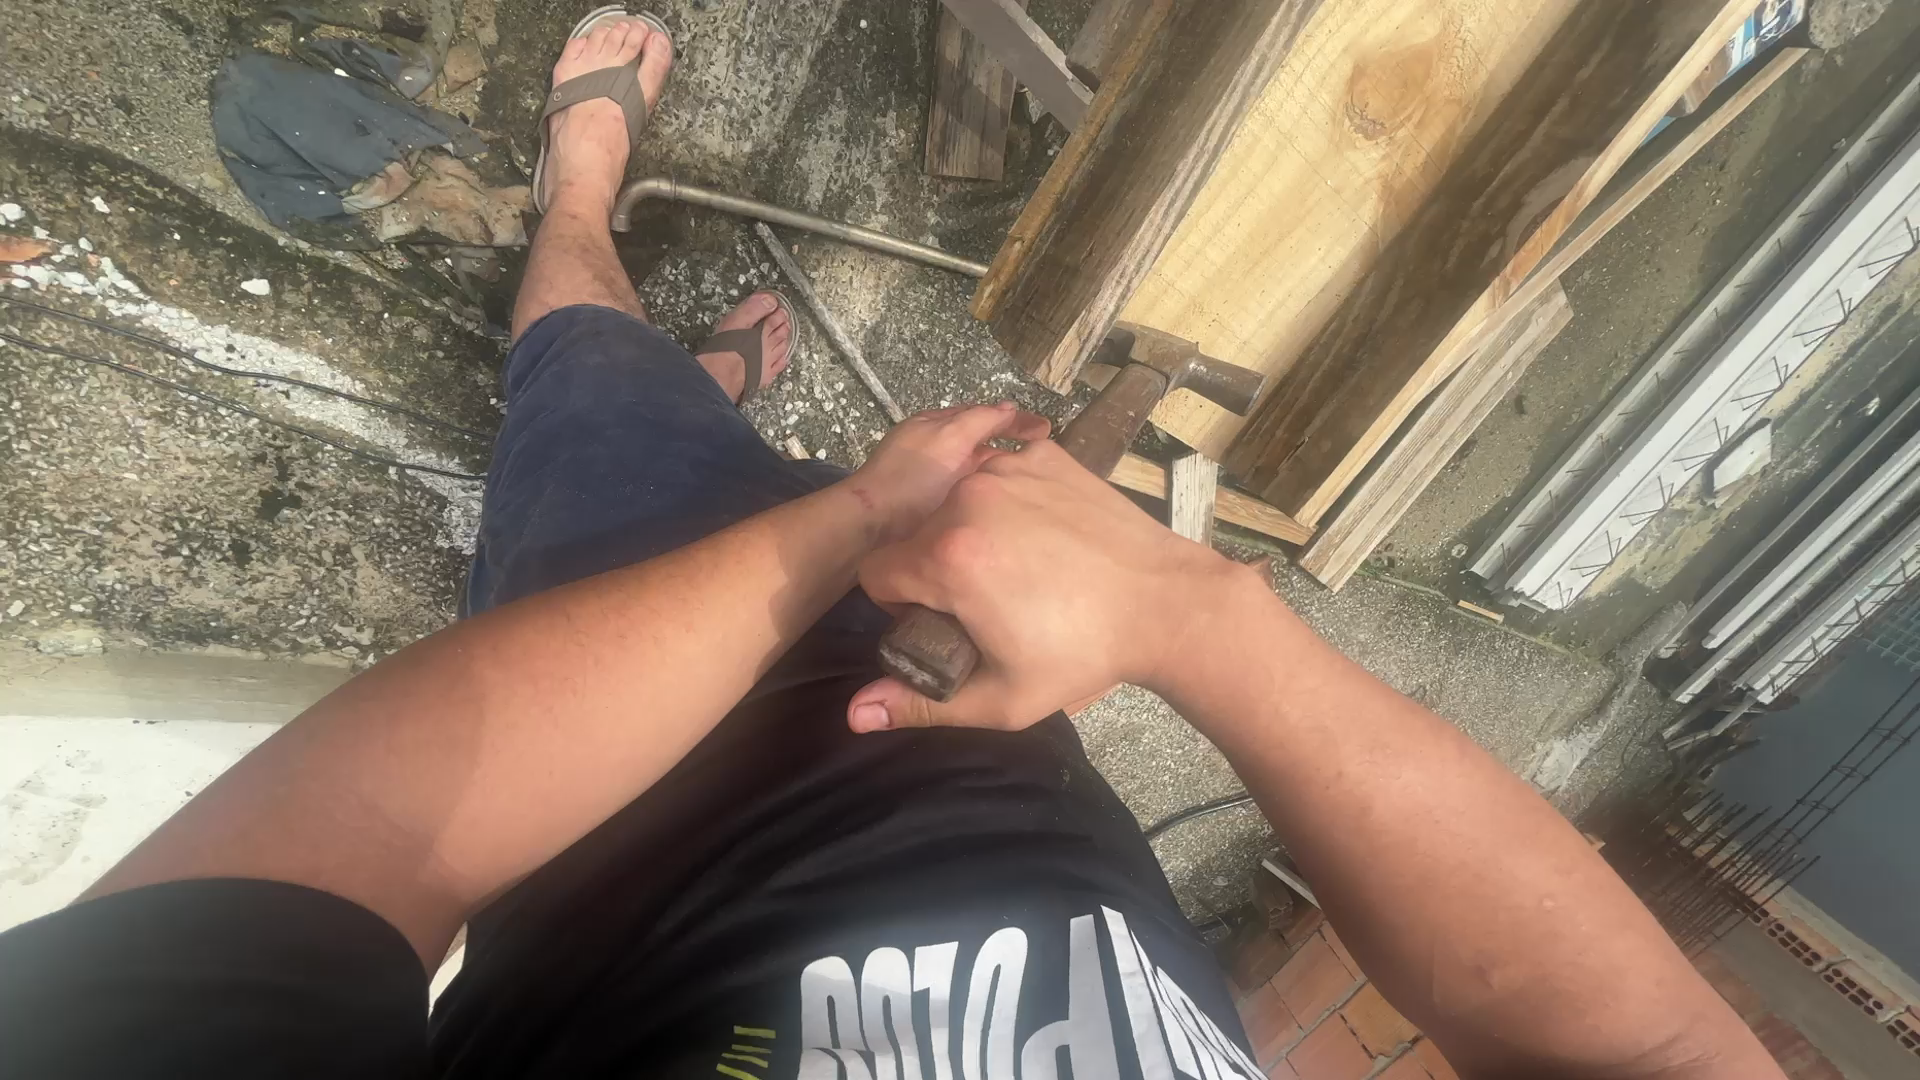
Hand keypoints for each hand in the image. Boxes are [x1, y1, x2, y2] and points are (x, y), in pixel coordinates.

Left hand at [844, 403, 1050, 542]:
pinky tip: (995, 509)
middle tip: (1040, 462)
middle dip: (1008, 448)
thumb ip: (980, 419)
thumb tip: (1008, 406)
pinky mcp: (928, 509)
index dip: (1015, 420)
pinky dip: (984, 496)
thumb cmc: (912, 480)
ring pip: (973, 472)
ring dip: (997, 476)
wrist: (871, 527)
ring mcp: (929, 481)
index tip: (1045, 429)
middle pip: (978, 443)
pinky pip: (965, 496)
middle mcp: (933, 450)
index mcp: (935, 426)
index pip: (981, 415)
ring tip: (1023, 488)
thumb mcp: (950, 438)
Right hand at [846, 440, 1258, 731]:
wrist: (1166, 602)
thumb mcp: (1001, 697)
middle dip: (933, 565)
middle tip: (984, 595)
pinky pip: (999, 473)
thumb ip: (922, 706)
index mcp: (947, 557)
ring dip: (968, 529)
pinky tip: (1042, 529)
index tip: (939, 615)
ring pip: (955, 500)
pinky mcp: (1044, 455)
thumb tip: (856, 715)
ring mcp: (1008, 470)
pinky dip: (1007, 499)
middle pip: (915, 534)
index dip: (898, 601)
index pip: (877, 570)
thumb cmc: (1081, 655)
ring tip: (1017, 562)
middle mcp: (967, 499)